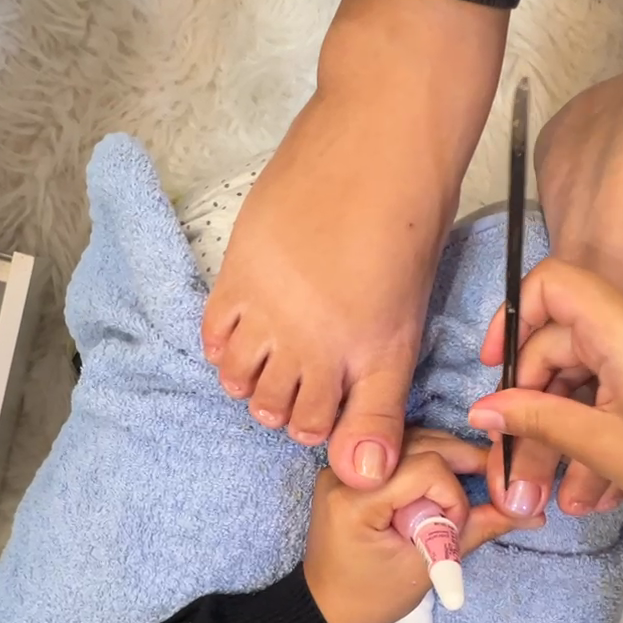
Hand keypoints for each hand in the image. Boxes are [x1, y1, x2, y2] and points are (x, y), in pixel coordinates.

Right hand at [203, 0, 507, 489]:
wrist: (379, 146)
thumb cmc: (409, 231)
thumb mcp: (406, 328)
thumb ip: (380, 402)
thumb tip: (364, 476)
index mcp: (356, 361)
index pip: (318, 429)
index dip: (321, 428)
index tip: (323, 413)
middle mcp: (305, 344)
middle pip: (272, 408)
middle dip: (285, 410)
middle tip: (294, 392)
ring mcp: (267, 308)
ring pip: (239, 377)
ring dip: (251, 383)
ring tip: (266, 367)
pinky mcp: (237, 273)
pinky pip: (213, 334)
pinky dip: (223, 348)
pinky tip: (240, 339)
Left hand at [304, 430, 526, 622]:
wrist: (325, 607)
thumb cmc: (372, 597)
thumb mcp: (426, 569)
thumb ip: (474, 531)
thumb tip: (531, 513)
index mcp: (356, 500)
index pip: (425, 469)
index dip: (453, 494)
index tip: (457, 526)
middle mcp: (344, 472)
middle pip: (420, 442)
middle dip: (461, 459)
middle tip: (491, 481)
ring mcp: (344, 467)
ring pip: (410, 438)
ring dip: (446, 455)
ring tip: (471, 480)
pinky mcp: (350, 469)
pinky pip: (396, 450)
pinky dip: (425, 458)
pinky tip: (444, 479)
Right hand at [492, 55, 622, 518]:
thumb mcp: (607, 446)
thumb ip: (537, 420)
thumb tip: (480, 409)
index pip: (551, 284)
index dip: (513, 318)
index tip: (498, 370)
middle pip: (562, 343)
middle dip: (537, 408)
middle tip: (525, 469)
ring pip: (589, 374)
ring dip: (570, 430)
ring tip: (567, 495)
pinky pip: (618, 384)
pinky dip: (601, 425)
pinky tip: (599, 484)